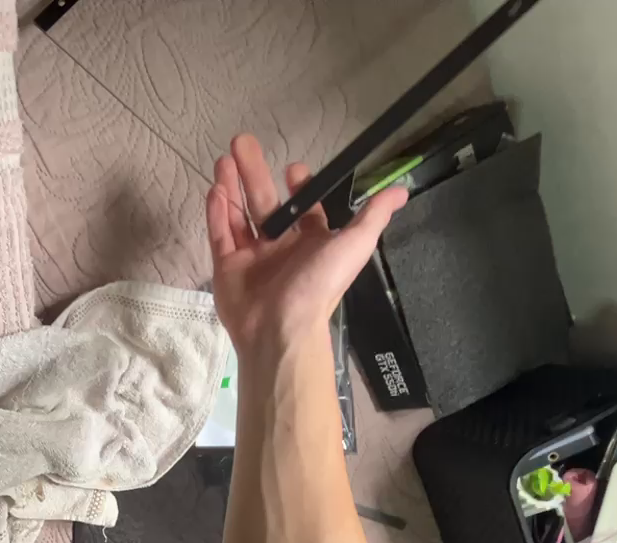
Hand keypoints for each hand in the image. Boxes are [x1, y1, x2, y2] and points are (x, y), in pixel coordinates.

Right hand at [205, 134, 406, 356]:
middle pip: (264, 203)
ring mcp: (249, 257)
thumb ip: (372, 216)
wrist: (280, 327)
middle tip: (242, 142)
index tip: (291, 168)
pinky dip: (217, 213)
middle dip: (254, 172)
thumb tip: (400, 190)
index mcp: (308, 243)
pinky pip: (220, 235)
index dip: (298, 187)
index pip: (302, 209)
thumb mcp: (355, 245)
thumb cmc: (318, 286)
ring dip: (231, 186)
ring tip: (223, 158)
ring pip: (238, 215)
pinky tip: (215, 189)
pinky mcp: (225, 267)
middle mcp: (278, 247)